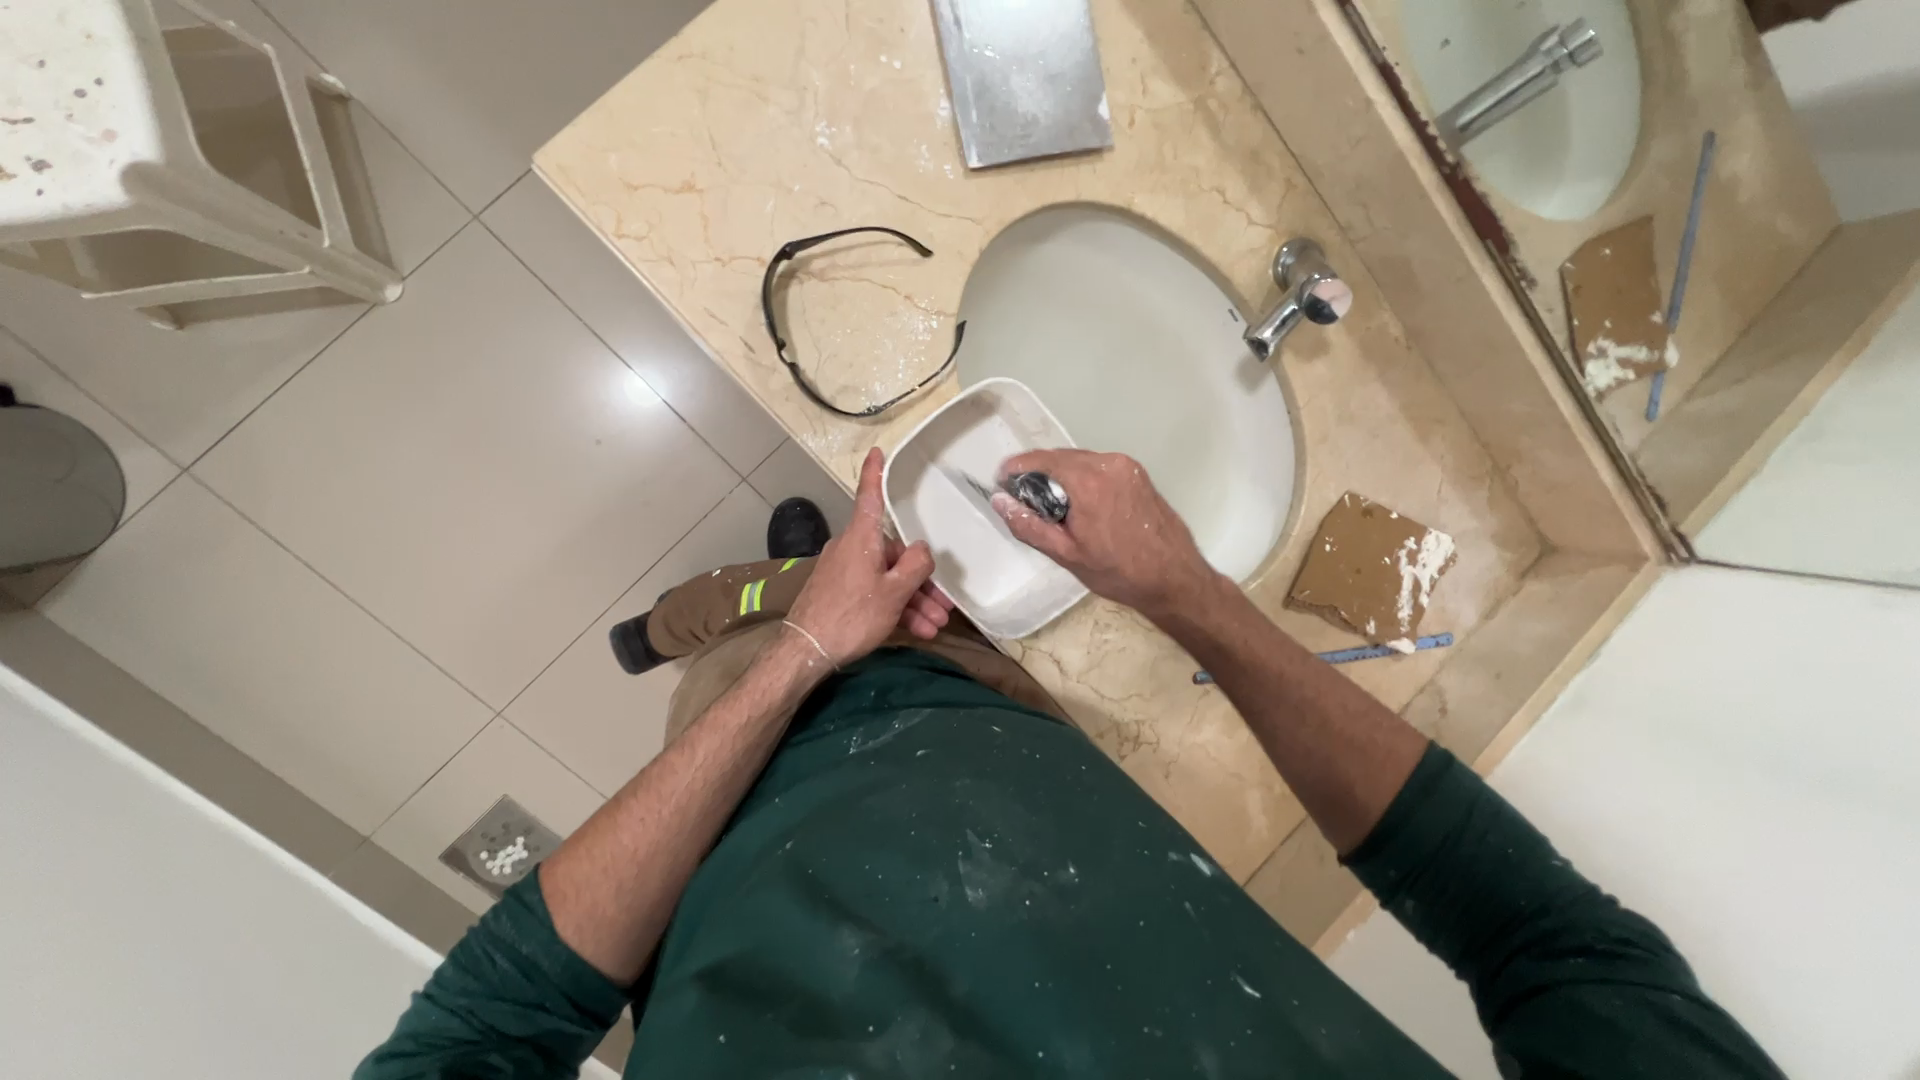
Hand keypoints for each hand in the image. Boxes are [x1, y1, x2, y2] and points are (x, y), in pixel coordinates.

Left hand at [786, 447, 951, 664]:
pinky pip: (875, 592)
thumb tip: (922, 549)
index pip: (870, 497)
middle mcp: (851, 548)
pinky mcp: (840, 593)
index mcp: (861, 538)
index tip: (877, 451)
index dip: (875, 474)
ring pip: (887, 578)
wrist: (806, 651)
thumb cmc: (852, 615)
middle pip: (893, 554)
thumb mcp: (893, 593)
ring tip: (934, 626)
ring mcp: (844, 571)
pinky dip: (895, 608)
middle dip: (921, 580)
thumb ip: (915, 566)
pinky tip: (917, 631)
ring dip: (914, 601)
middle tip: (944, 606)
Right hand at [992, 449, 1219, 620]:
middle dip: (1037, 473)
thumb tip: (999, 501)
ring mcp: (1127, 467)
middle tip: (1022, 500)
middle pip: (1060, 457)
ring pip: (1080, 461)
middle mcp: (1109, 463)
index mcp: (1089, 481)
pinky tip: (1078, 506)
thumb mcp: (1067, 554)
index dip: (1016, 468)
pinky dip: (1082, 479)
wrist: (1174, 579)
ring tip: (1050, 506)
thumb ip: (1029, 525)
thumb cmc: (1119, 572)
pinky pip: (1099, 467)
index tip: (1001, 482)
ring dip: (1060, 476)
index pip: (1041, 459)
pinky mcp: (1138, 474)